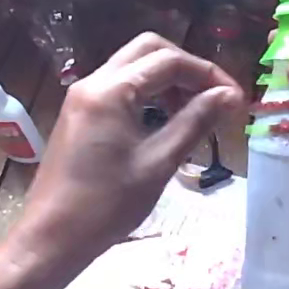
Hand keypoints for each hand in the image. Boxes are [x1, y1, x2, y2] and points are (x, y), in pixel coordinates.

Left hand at [14, 34, 243, 266]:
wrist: (52, 237)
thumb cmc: (106, 205)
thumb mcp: (158, 163)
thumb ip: (195, 122)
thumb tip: (230, 96)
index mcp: (110, 90)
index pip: (169, 61)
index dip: (209, 75)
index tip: (236, 101)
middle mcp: (92, 83)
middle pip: (148, 51)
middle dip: (187, 69)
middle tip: (214, 98)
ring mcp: (81, 98)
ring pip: (133, 68)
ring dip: (167, 81)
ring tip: (195, 113)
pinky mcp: (79, 115)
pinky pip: (119, 89)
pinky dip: (146, 95)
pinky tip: (165, 122)